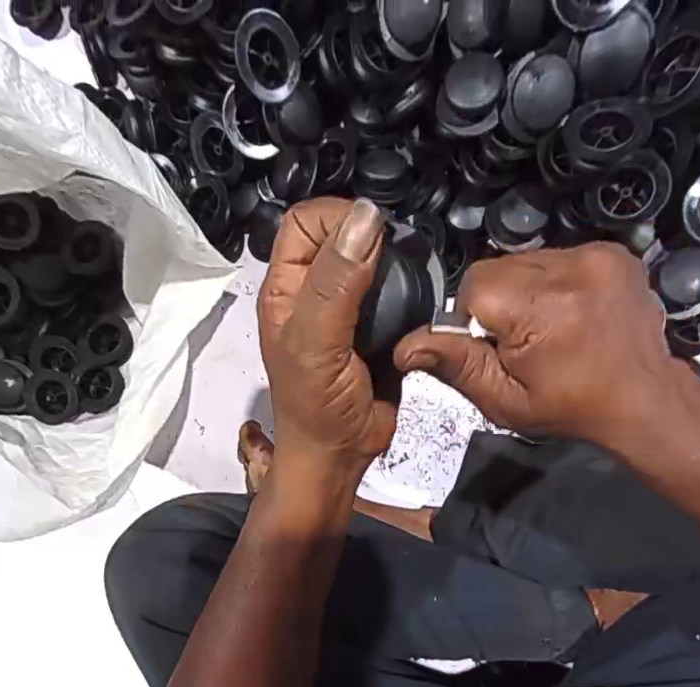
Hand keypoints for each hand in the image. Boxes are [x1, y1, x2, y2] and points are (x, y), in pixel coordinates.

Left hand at [255, 197, 395, 473]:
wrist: (342, 455)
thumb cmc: (315, 410)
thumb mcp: (316, 342)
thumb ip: (336, 282)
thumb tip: (364, 222)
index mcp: (286, 289)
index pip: (306, 222)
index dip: (337, 218)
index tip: (371, 237)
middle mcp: (315, 294)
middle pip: (342, 236)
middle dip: (370, 238)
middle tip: (393, 259)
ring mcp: (349, 313)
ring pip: (373, 264)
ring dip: (394, 266)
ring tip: (406, 281)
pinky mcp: (379, 330)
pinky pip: (396, 295)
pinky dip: (408, 293)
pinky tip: (413, 304)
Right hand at [392, 243, 681, 444]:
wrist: (643, 399)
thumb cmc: (574, 407)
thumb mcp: (505, 401)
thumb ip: (456, 366)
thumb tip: (406, 346)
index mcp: (541, 308)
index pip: (473, 285)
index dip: (473, 318)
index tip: (496, 347)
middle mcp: (571, 270)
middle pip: (498, 267)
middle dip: (499, 303)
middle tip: (523, 342)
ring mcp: (596, 256)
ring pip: (526, 260)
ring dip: (526, 291)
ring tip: (549, 329)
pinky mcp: (611, 251)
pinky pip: (557, 257)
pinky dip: (553, 283)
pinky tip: (568, 313)